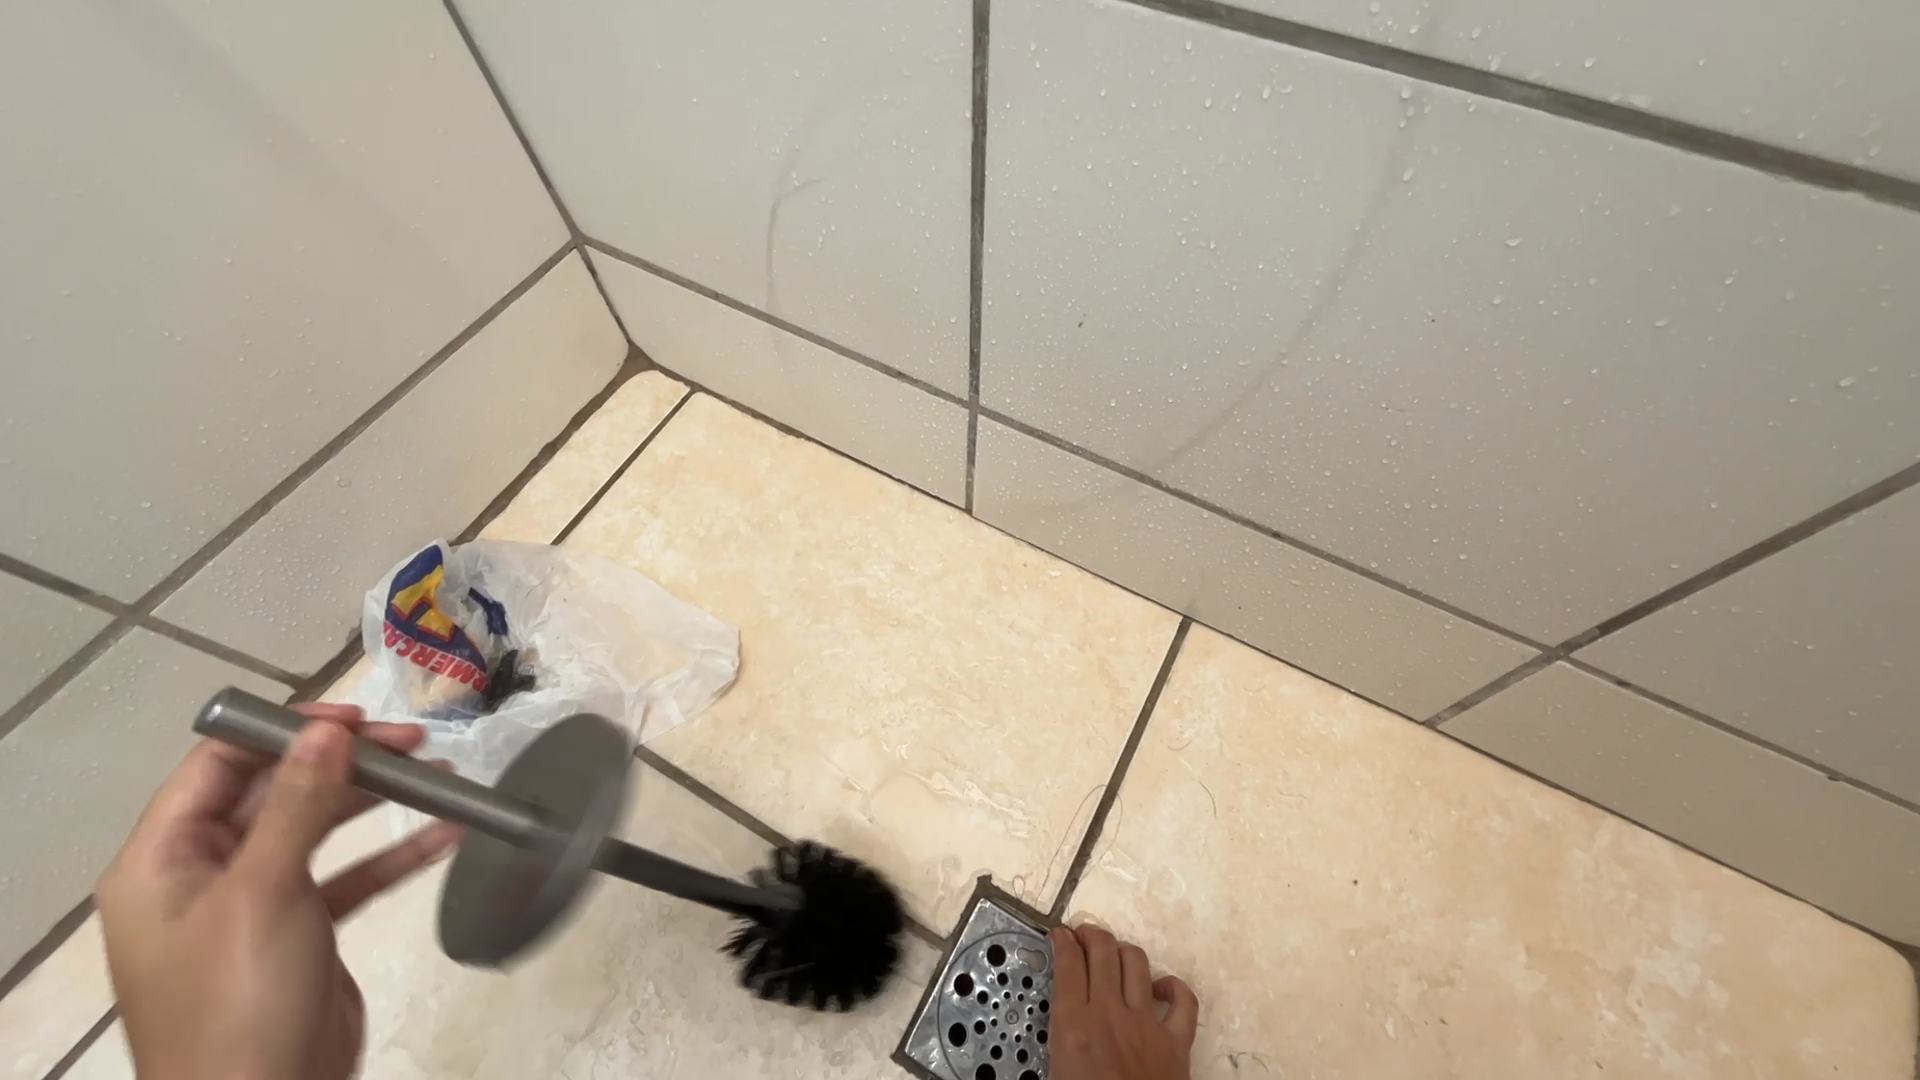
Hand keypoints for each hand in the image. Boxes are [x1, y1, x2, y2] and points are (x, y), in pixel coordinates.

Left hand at [96, 703, 461, 1079]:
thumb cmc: (240, 994)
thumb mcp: (265, 892)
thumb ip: (296, 805)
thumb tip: (325, 729)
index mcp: (164, 861)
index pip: (217, 766)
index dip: (282, 731)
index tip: (355, 718)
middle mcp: (207, 872)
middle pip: (279, 790)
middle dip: (347, 762)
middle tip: (414, 741)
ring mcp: (259, 898)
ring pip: (321, 824)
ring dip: (380, 798)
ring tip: (439, 772)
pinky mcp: (306, 924)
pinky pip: (354, 870)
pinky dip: (399, 850)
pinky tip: (448, 833)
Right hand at [1048, 924, 1199, 1079]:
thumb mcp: (1054, 1076)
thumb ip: (1055, 1044)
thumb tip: (1051, 1031)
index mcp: (1074, 1024)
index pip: (1068, 962)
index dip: (1061, 939)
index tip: (1058, 934)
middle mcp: (1110, 1013)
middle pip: (1103, 950)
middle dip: (1091, 934)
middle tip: (1083, 935)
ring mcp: (1146, 1024)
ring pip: (1137, 962)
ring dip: (1123, 951)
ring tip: (1114, 955)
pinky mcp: (1177, 1043)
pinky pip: (1184, 1000)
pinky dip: (1173, 986)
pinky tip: (1160, 987)